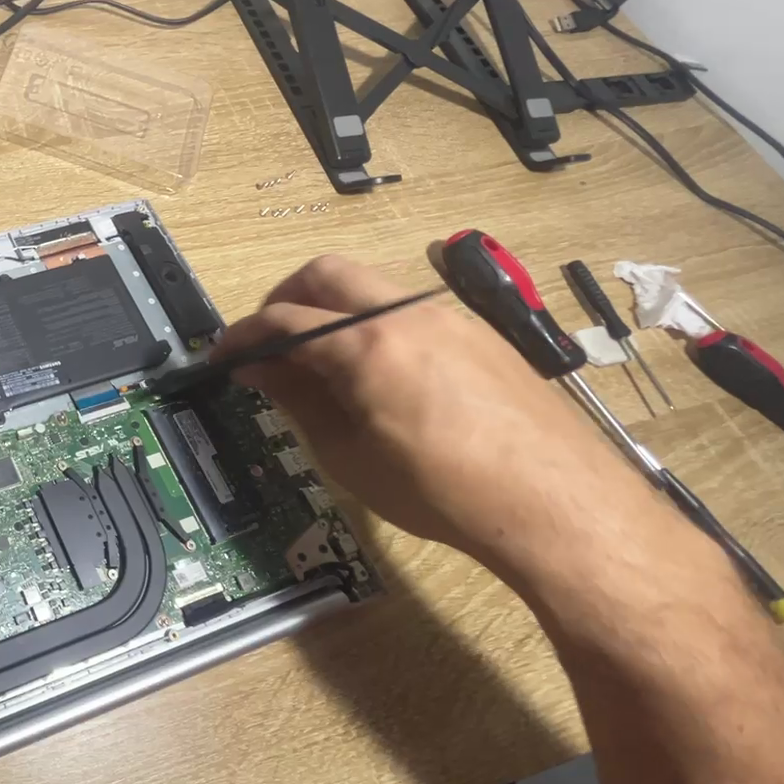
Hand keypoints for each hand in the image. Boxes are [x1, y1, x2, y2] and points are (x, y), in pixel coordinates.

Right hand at [209, 254, 662, 575]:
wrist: (561, 510)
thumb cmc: (439, 491)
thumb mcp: (347, 453)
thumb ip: (296, 398)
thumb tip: (257, 368)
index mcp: (366, 344)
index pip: (282, 318)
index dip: (241, 335)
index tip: (221, 356)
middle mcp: (407, 315)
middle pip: (324, 273)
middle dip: (282, 299)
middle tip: (267, 344)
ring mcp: (450, 319)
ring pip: (370, 286)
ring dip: (329, 309)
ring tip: (318, 361)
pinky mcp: (480, 336)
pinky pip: (407, 310)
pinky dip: (371, 324)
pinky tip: (375, 373)